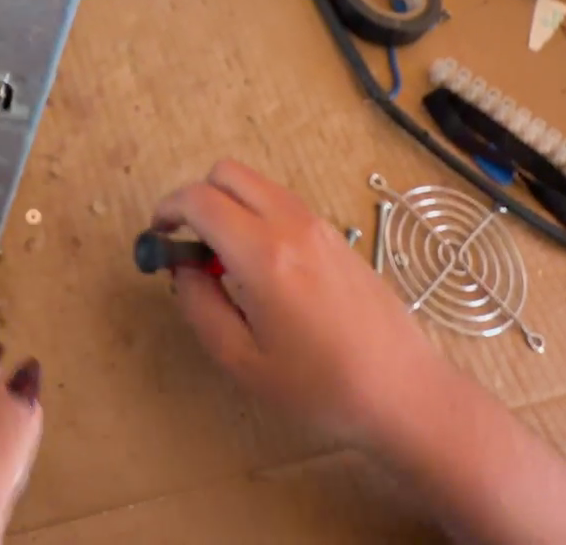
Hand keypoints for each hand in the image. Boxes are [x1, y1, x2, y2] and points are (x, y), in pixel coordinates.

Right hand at [153, 160, 441, 447]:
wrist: (406, 393)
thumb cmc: (320, 387)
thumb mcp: (242, 361)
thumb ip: (200, 306)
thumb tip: (183, 268)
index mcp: (263, 255)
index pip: (199, 200)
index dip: (168, 209)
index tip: (159, 235)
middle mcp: (290, 224)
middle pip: (226, 172)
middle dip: (196, 196)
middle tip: (191, 242)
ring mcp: (318, 223)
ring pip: (255, 182)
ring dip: (228, 203)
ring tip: (227, 257)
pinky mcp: (336, 233)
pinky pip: (281, 201)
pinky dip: (256, 213)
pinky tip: (265, 265)